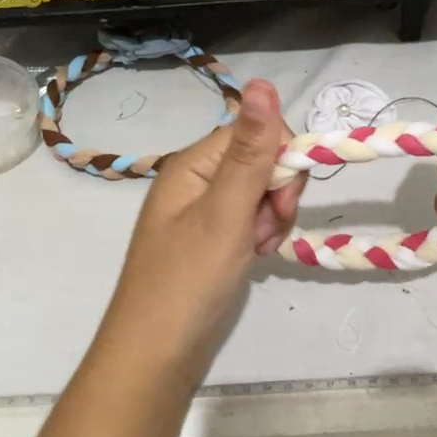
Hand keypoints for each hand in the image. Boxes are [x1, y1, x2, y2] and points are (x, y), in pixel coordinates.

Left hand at [103, 80, 304, 357]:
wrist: (156, 354)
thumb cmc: (187, 281)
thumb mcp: (225, 212)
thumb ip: (249, 150)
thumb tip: (263, 81)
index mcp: (193, 164)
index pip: (254, 133)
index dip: (281, 161)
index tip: (281, 200)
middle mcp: (196, 181)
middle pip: (261, 163)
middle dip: (277, 195)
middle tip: (264, 231)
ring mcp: (203, 214)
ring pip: (260, 195)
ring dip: (271, 220)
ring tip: (256, 251)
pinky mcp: (211, 242)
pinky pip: (249, 223)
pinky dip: (260, 238)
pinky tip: (253, 260)